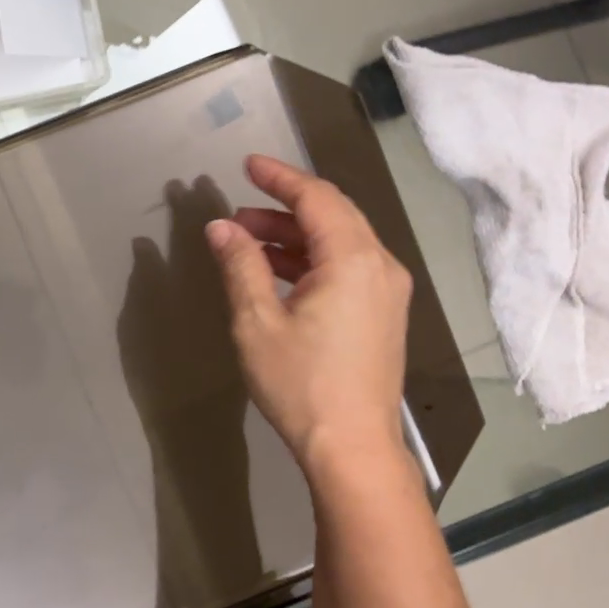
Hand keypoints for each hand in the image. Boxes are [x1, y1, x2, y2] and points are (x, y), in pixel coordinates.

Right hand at [205, 155, 412, 470]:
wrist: (351, 442)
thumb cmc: (298, 381)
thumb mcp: (256, 321)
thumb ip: (240, 266)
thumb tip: (222, 227)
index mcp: (352, 261)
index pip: (317, 199)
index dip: (280, 178)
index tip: (246, 164)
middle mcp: (380, 267)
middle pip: (334, 216)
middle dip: (284, 206)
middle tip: (238, 211)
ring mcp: (386, 291)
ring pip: (340, 242)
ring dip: (293, 235)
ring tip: (246, 241)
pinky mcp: (382, 313)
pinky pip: (346, 266)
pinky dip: (309, 258)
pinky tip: (275, 272)